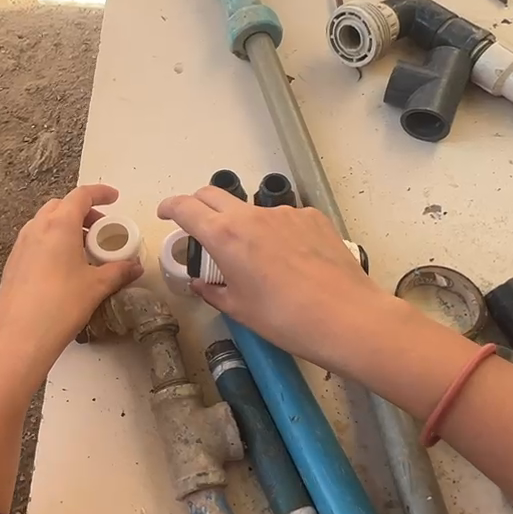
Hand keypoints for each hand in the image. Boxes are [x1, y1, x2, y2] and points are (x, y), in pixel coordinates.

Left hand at [0, 184, 143, 396]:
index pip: (81, 195)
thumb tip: (135, 267)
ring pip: (44, 222)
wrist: (17, 337)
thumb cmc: (61, 304)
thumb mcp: (96, 287)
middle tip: (100, 228)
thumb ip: (118, 272)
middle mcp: (36, 227)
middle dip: (82, 211)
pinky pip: (35, 240)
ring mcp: (20, 245)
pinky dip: (51, 241)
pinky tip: (62, 267)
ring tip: (83, 248)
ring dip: (65, 226)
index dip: (100, 193)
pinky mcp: (12, 263)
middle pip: (60, 205)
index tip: (114, 198)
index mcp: (59, 224)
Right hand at [157, 186, 390, 373]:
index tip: (166, 213)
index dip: (170, 207)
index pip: (185, 208)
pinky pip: (284, 217)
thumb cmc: (286, 319)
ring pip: (251, 208)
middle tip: (198, 227)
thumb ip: (213, 291)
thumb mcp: (240, 310)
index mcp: (225, 236)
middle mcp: (251, 215)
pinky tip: (291, 259)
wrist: (347, 317)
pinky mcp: (312, 217)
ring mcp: (284, 212)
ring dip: (241, 222)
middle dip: (198, 205)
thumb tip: (202, 283)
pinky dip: (276, 231)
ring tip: (256, 256)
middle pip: (212, 194)